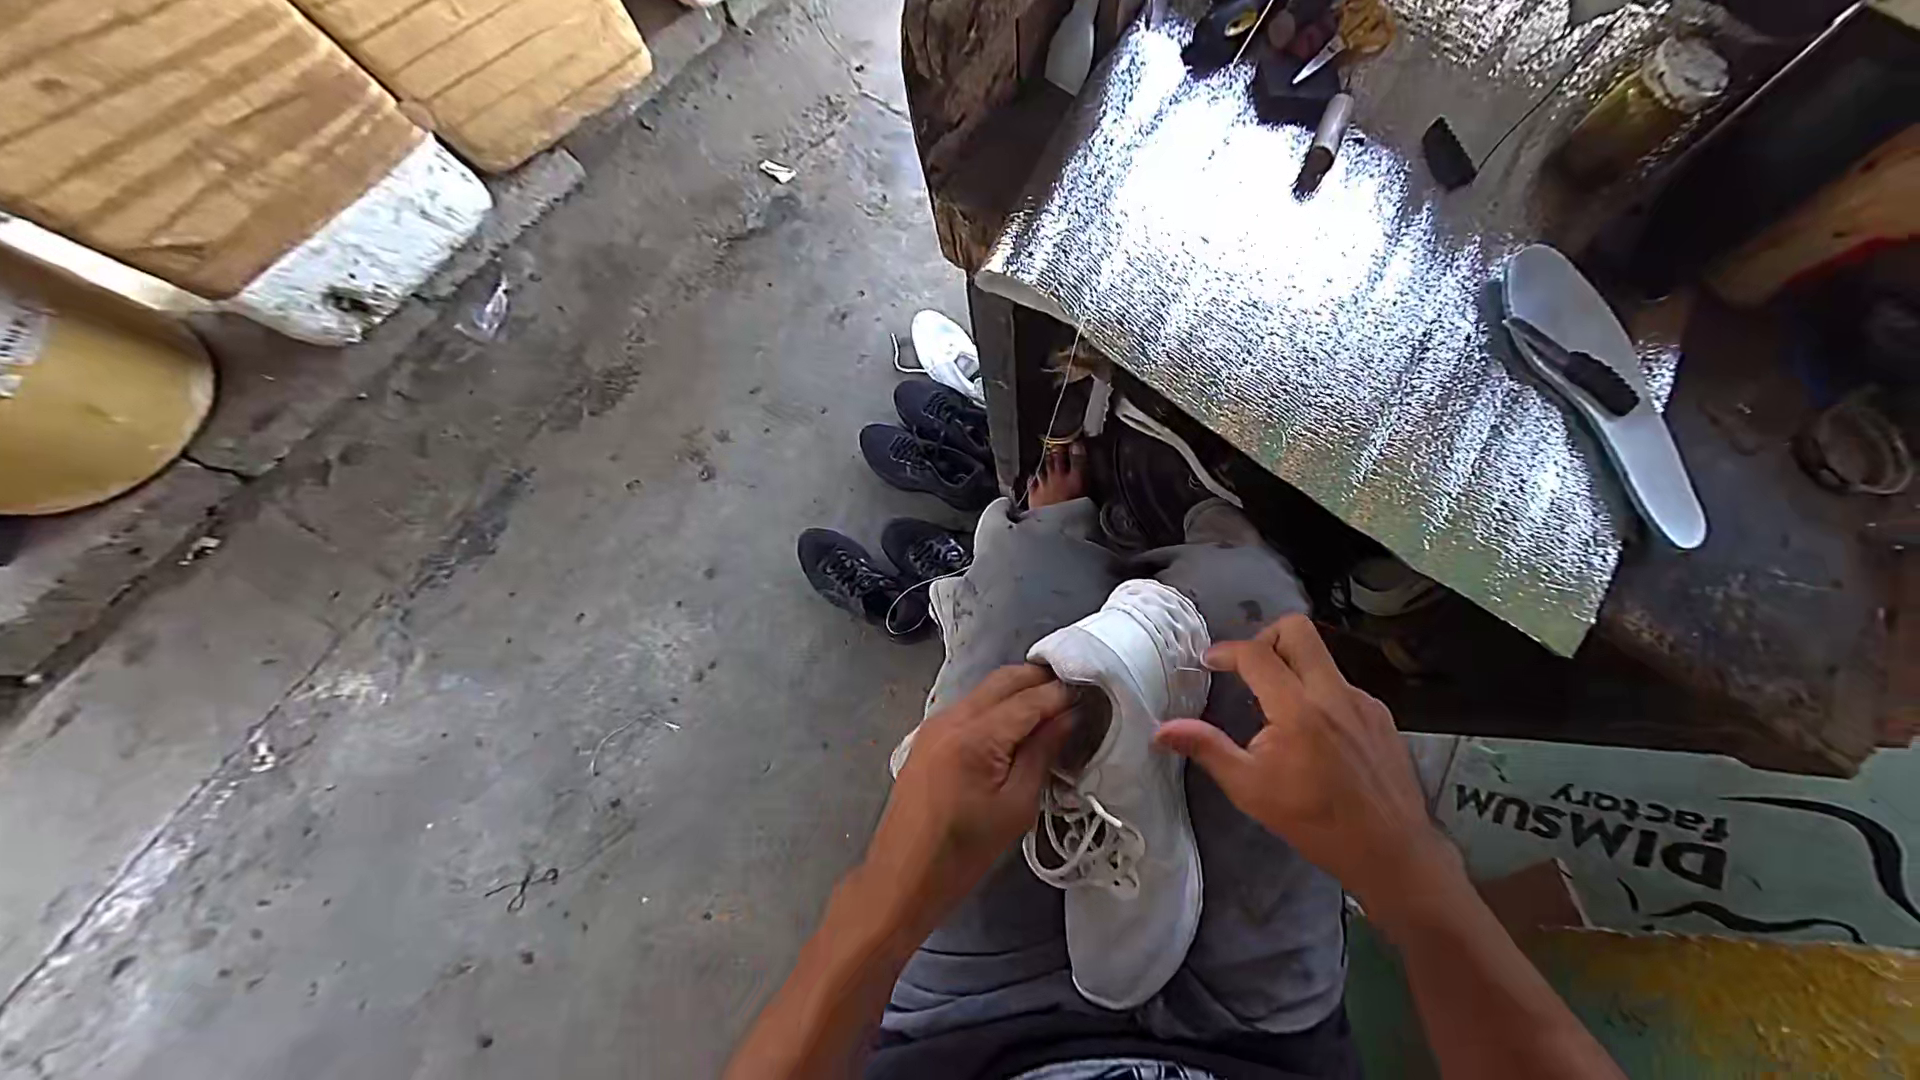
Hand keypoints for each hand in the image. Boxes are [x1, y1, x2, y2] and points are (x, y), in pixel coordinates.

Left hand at [856, 665, 1076, 938]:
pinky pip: (972, 704)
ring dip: (1020, 690)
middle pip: (1004, 679)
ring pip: (986, 688)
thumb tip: (1069, 715)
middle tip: (1075, 692)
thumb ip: (1043, 751)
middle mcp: (952, 716)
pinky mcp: (929, 734)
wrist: (901, 876)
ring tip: (1053, 708)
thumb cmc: (964, 853)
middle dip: (1041, 679)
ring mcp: (936, 722)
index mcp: (975, 735)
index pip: (1028, 699)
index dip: (1062, 693)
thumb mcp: (1017, 806)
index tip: (1092, 694)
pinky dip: (998, 704)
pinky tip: (1018, 724)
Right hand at [1153, 615, 1461, 918]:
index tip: (1209, 662)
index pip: (1256, 653)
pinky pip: (1339, 684)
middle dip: (1263, 638)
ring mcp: (1363, 702)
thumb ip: (1205, 748)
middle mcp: (1333, 694)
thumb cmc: (1313, 821)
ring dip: (1290, 666)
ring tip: (1275, 705)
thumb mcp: (1248, 788)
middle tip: (1247, 668)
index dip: (1225, 651)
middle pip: (1296, 630)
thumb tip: (1161, 730)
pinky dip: (1316, 692)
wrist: (1394, 853)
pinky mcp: (1381, 716)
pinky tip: (1312, 730)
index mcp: (1298, 709)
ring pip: (1320, 656)